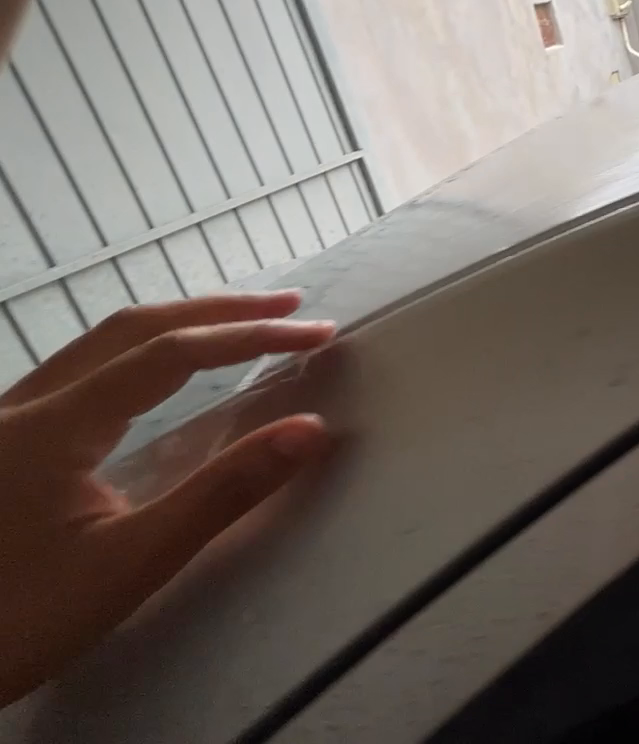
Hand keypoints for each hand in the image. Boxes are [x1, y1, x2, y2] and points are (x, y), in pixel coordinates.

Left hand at [0, 292, 335, 706]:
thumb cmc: (10, 621)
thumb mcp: (128, 563)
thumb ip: (224, 492)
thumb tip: (313, 429)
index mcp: (48, 429)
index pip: (171, 354)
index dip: (251, 335)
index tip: (318, 334)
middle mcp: (15, 413)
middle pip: (129, 330)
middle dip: (218, 309)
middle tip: (290, 306)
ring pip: (98, 348)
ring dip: (181, 325)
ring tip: (242, 324)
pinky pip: (82, 375)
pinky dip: (146, 354)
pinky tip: (168, 375)